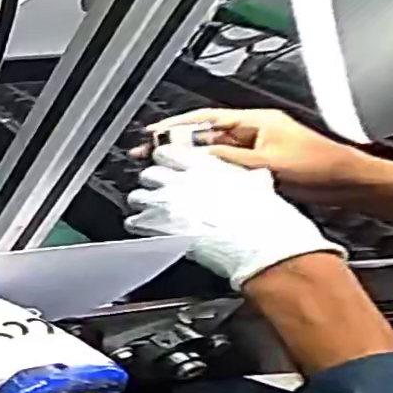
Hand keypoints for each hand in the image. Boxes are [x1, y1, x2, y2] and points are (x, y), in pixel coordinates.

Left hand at [126, 146, 344, 289]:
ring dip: (144, 204)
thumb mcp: (255, 179)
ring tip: (157, 213)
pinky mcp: (151, 224)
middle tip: (164, 194)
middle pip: (147, 174)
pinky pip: (132, 222)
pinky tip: (153, 230)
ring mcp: (161, 201)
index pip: (166, 152)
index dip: (164, 160)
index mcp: (202, 165)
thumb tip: (233, 173)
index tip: (167, 167)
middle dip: (153, 184)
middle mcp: (178, 180)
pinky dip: (139, 226)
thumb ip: (234, 172)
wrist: (253, 240)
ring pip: (136, 196)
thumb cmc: (260, 212)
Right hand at [140, 108, 383, 205]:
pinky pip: (216, 165)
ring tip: (158, 165)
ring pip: (206, 150)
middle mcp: (251, 132)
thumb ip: (228, 156)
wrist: (346, 183)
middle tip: (146, 151)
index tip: (153, 132)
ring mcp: (249, 149)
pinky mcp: (249, 165)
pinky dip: (198, 169)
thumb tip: (195, 154)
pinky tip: (184, 176)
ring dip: (182, 157)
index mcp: (258, 121)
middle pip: (202, 133)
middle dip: (172, 141)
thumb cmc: (321, 165)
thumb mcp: (268, 159)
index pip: (207, 118)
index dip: (177, 124)